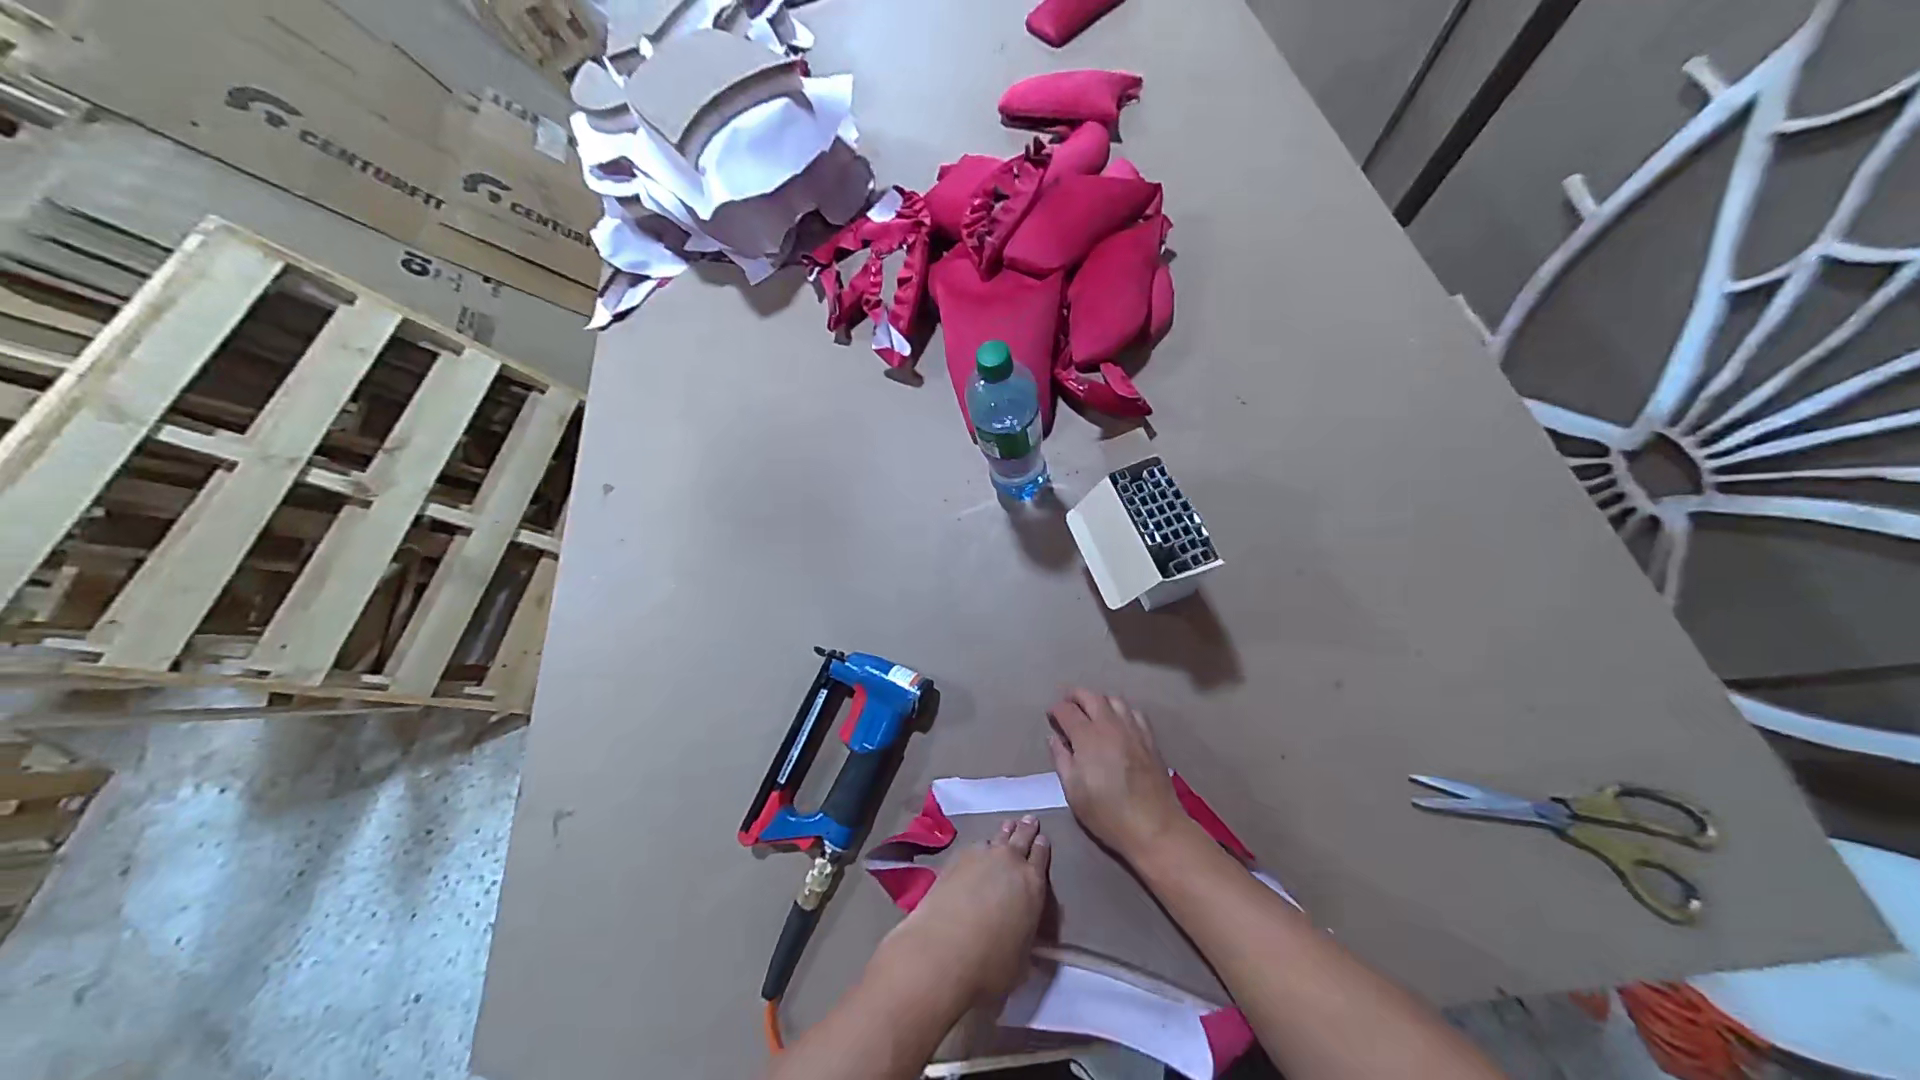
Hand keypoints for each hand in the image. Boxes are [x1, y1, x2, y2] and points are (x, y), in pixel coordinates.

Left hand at [883, 816, 1051, 1001]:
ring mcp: (982, 857)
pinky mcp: (956, 860)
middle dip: (1027, 829)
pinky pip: (975, 846)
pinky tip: (978, 849)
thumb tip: (1021, 936)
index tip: (1043, 839)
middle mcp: (1010, 863)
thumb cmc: (990, 966)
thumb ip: (1025, 938)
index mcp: (1033, 885)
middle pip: (1022, 837)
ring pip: (997, 837)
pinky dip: (980, 846)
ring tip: (1008, 826)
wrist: (943, 951)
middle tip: (1030, 820)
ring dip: (1004, 832)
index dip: (1042, 847)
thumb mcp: (1021, 960)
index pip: (1041, 856)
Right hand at [1047, 689, 1188, 860]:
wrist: (1153, 826)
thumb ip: (1061, 759)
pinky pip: (1134, 712)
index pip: (1067, 710)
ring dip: (1099, 700)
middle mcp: (1110, 725)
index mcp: (1087, 736)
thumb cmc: (1106, 812)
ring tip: (1092, 711)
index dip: (1056, 710)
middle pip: (1091, 696)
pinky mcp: (1150, 739)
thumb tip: (1054, 738)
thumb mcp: (1073, 790)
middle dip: (1075, 696)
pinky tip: (1118, 723)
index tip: (1052, 717)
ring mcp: (1133, 729)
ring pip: (1114, 700)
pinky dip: (1121, 711)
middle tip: (1067, 705)